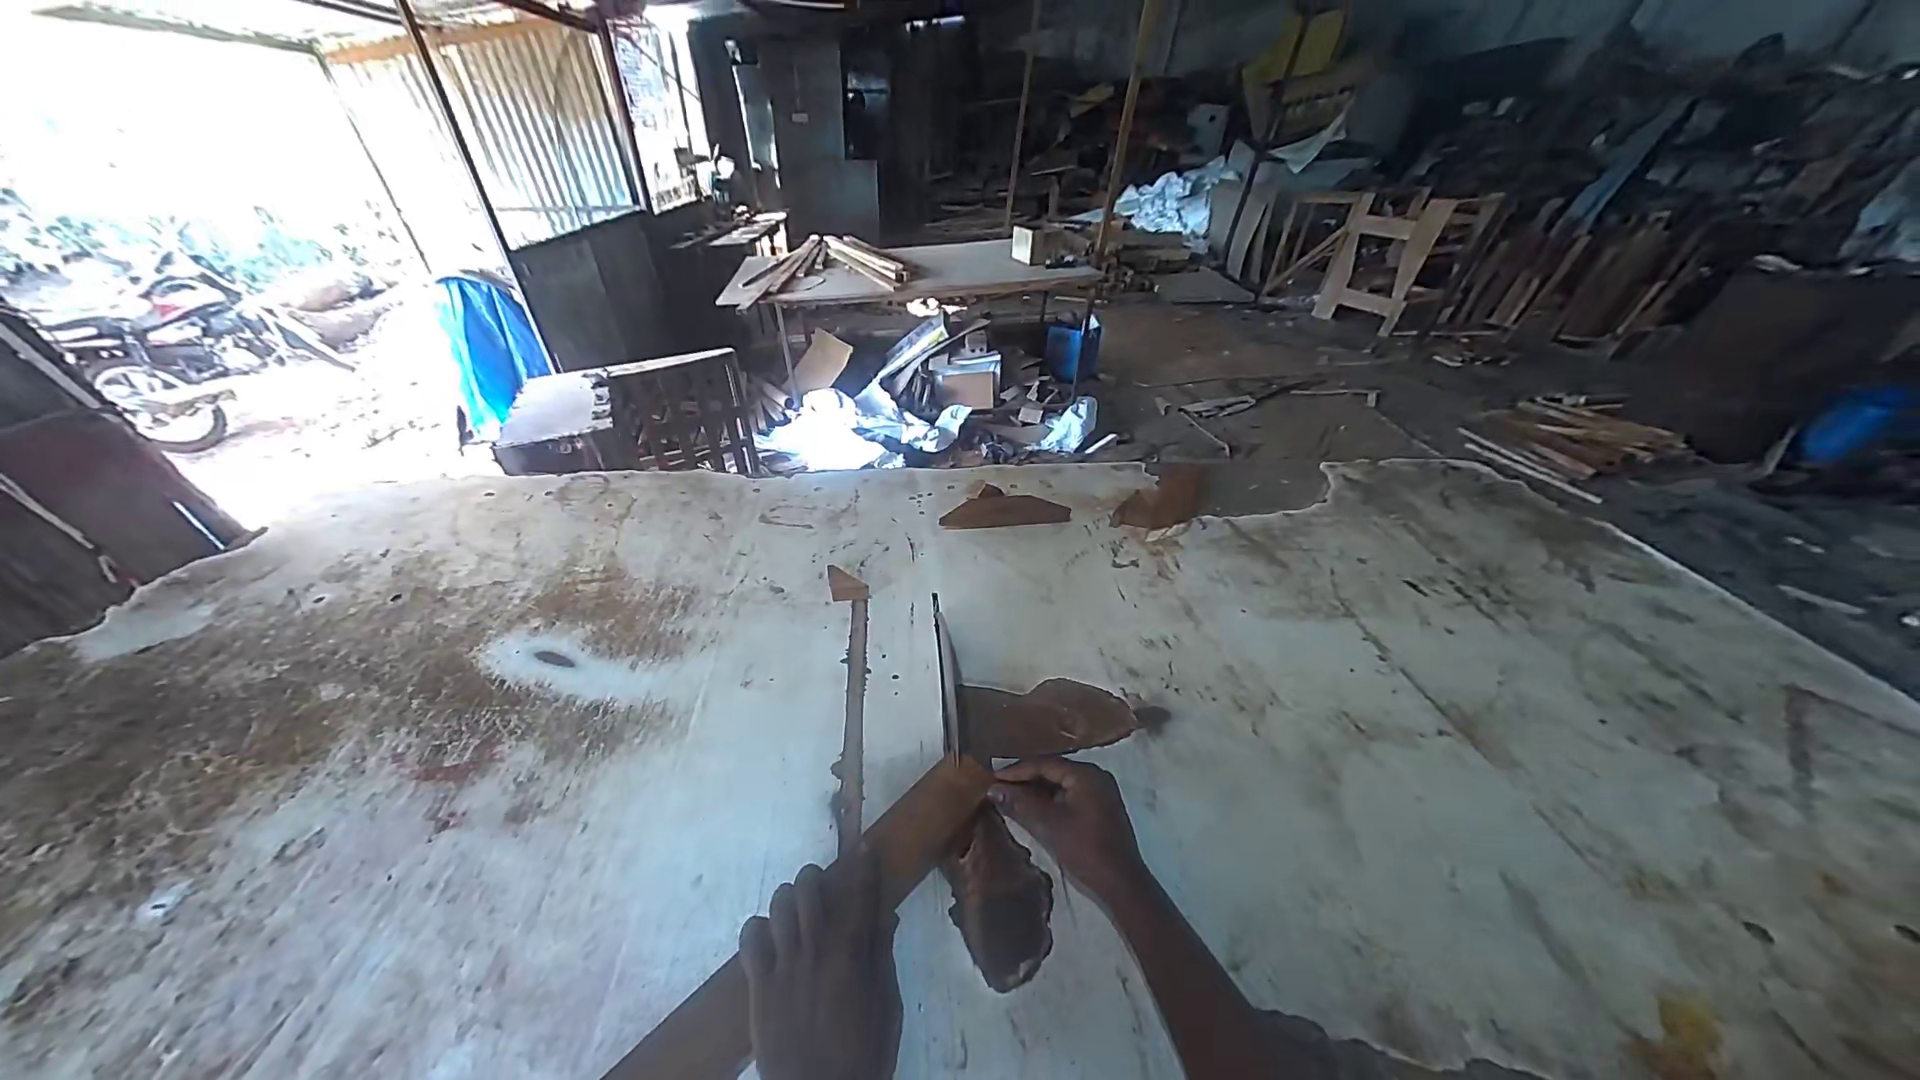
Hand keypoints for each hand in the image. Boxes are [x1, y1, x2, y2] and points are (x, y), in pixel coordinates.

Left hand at [740, 850, 901, 1079]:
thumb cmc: (864, 1052)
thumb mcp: (887, 1004)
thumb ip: (883, 955)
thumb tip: (886, 914)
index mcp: (852, 954)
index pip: (859, 894)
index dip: (863, 866)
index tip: (863, 847)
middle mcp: (815, 949)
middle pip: (810, 889)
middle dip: (816, 876)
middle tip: (821, 884)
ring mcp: (784, 966)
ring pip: (780, 905)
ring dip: (789, 899)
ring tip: (795, 909)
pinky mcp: (759, 986)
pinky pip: (750, 938)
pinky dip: (758, 928)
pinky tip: (769, 937)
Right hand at [989, 757, 1146, 900]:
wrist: (1121, 883)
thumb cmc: (1084, 848)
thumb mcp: (1048, 824)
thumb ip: (1020, 803)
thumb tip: (994, 789)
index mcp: (1086, 774)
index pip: (1045, 764)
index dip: (1017, 770)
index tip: (993, 776)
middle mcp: (1095, 777)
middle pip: (1054, 771)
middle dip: (1026, 778)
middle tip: (1000, 783)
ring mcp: (1101, 793)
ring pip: (1062, 784)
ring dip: (1037, 790)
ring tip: (1011, 794)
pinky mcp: (1101, 810)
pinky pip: (1070, 796)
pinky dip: (1051, 800)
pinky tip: (1034, 807)